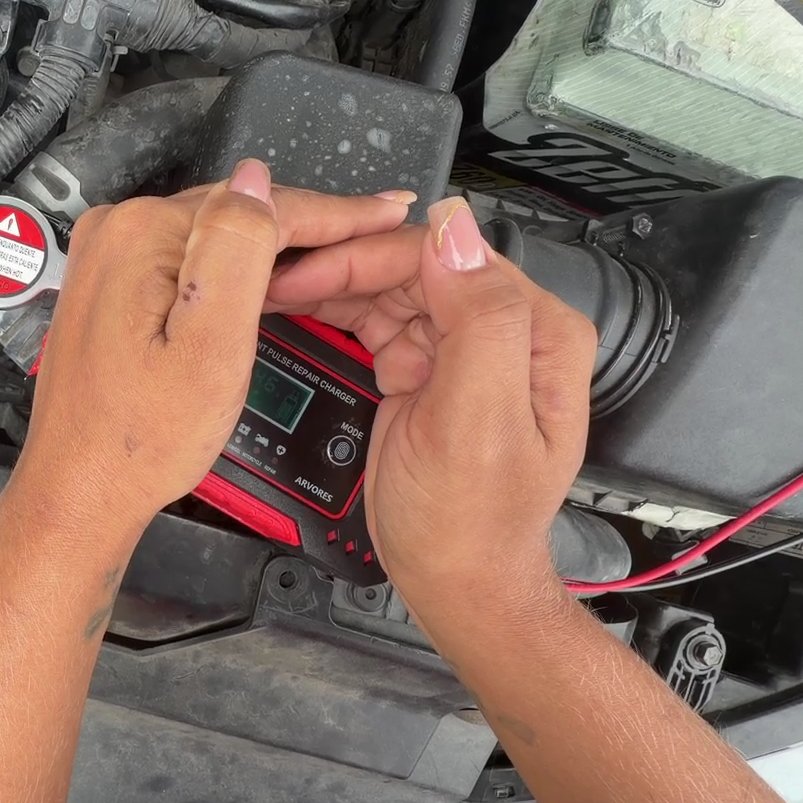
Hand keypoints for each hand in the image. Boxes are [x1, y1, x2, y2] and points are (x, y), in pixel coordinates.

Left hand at [10, 160, 414, 535]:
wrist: (80, 486)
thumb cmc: (141, 438)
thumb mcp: (211, 347)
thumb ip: (237, 253)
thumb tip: (255, 180)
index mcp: (141, 236)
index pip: (257, 206)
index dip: (333, 213)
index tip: (387, 212)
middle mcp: (114, 234)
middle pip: (231, 215)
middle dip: (304, 226)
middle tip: (372, 230)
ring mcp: (104, 260)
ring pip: (208, 238)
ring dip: (267, 247)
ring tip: (333, 251)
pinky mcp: (105, 288)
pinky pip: (181, 261)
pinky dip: (224, 269)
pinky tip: (261, 279)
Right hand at [267, 198, 596, 606]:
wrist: (452, 575)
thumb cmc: (470, 517)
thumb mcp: (476, 422)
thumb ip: (478, 320)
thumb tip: (452, 228)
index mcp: (530, 331)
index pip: (441, 259)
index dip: (365, 258)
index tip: (300, 274)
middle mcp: (497, 330)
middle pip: (408, 268)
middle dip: (337, 269)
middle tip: (271, 282)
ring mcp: (454, 348)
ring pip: (384, 289)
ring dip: (328, 287)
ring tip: (271, 292)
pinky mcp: (417, 367)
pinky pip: (371, 321)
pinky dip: (333, 313)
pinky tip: (299, 310)